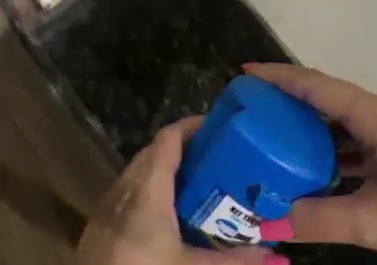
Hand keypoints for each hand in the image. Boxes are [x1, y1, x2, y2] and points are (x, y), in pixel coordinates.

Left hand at [76, 116, 276, 264]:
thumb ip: (233, 260)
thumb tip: (276, 256)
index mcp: (147, 187)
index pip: (169, 137)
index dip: (193, 126)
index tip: (219, 127)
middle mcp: (124, 187)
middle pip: (155, 152)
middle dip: (185, 150)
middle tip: (218, 159)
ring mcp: (108, 205)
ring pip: (140, 173)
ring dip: (166, 172)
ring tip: (198, 185)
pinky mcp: (100, 226)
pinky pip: (129, 194)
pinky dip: (150, 193)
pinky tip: (168, 216)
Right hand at [246, 64, 376, 264]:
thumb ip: (321, 220)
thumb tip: (271, 219)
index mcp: (376, 117)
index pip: (317, 85)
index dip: (280, 77)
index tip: (244, 72)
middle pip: (326, 98)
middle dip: (288, 102)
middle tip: (250, 110)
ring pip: (341, 123)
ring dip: (310, 131)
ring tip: (271, 139)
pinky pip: (356, 144)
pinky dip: (331, 153)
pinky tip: (311, 171)